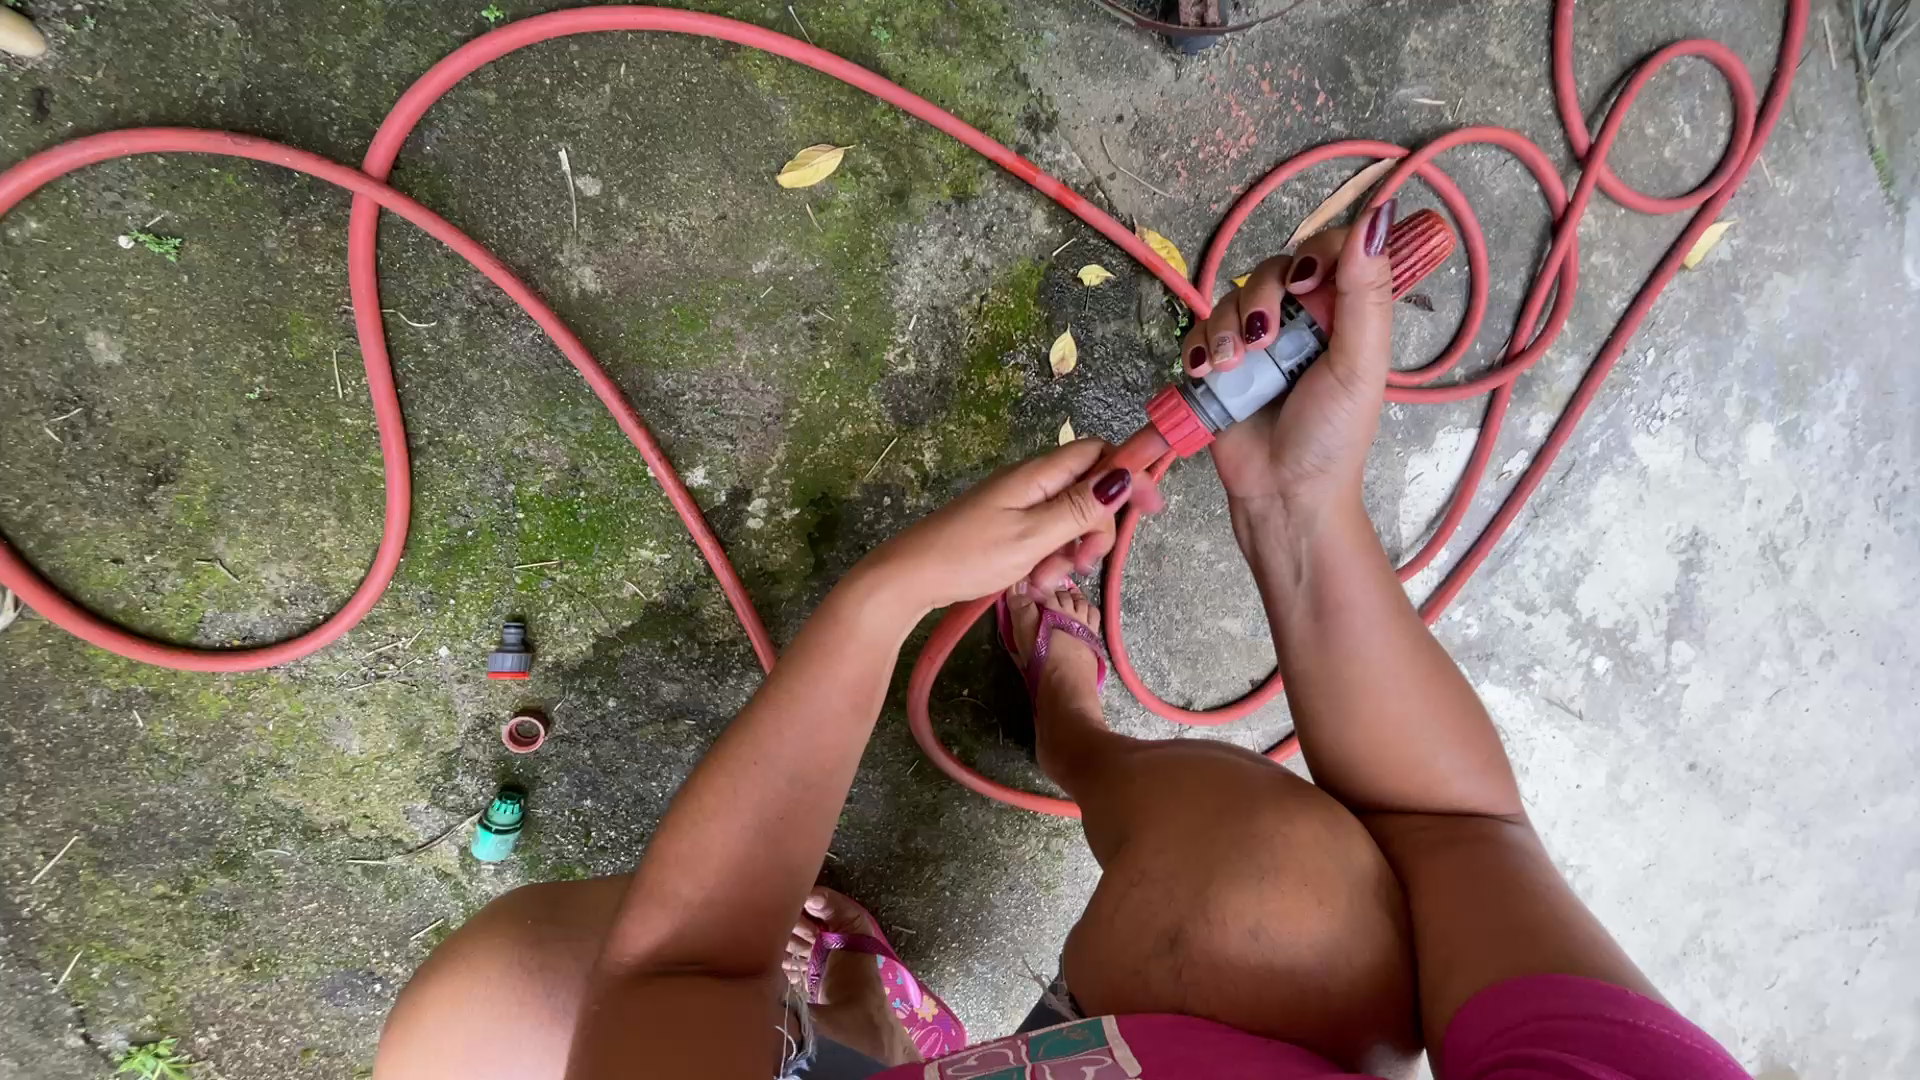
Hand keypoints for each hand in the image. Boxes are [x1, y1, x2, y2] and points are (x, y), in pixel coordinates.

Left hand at [861, 439, 1146, 612]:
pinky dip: (1047, 558)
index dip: (1129, 473)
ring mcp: (1017, 506)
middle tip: (1081, 564)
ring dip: (1068, 552)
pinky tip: (1032, 582)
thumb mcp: (1033, 536)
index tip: (1151, 507)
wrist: (911, 577)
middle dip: (1094, 530)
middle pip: (1087, 492)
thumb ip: (1079, 508)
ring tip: (1044, 580)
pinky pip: (1044, 537)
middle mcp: (1030, 483)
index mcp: (1037, 475)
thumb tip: (1124, 477)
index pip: (1096, 454)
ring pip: (1067, 520)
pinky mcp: (1006, 528)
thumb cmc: (970, 555)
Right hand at [1182, 199, 1397, 514]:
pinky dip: (1198, 348)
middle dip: (1261, 299)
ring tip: (1232, 366)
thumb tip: (1381, 213)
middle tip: (1264, 340)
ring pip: (1229, 301)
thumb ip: (1364, 293)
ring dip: (1226, 328)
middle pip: (1270, 271)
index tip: (1304, 282)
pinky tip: (1205, 371)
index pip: (1327, 252)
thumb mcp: (1359, 364)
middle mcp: (1297, 323)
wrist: (1282, 492)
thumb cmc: (1331, 434)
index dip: (1312, 254)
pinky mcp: (1216, 369)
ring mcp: (1253, 346)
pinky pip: (1198, 336)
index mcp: (1340, 315)